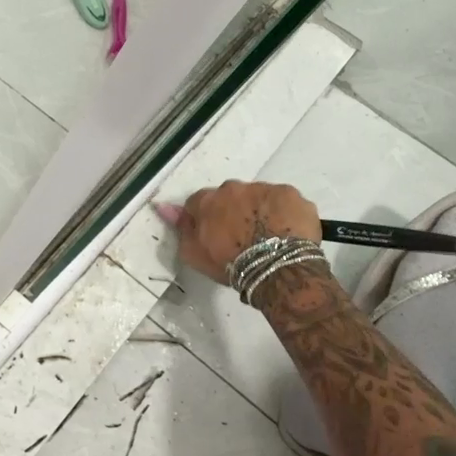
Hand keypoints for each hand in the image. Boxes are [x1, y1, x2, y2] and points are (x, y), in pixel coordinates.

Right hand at [155, 180, 320, 283]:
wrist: (276, 267)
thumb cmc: (229, 263)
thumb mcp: (193, 253)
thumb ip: (180, 227)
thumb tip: (163, 206)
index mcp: (208, 200)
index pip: (198, 203)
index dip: (205, 219)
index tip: (213, 236)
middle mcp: (234, 188)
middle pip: (230, 197)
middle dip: (234, 211)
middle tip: (242, 237)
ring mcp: (265, 189)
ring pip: (258, 197)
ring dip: (259, 211)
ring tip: (267, 237)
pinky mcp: (292, 195)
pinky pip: (285, 202)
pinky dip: (284, 213)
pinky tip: (287, 232)